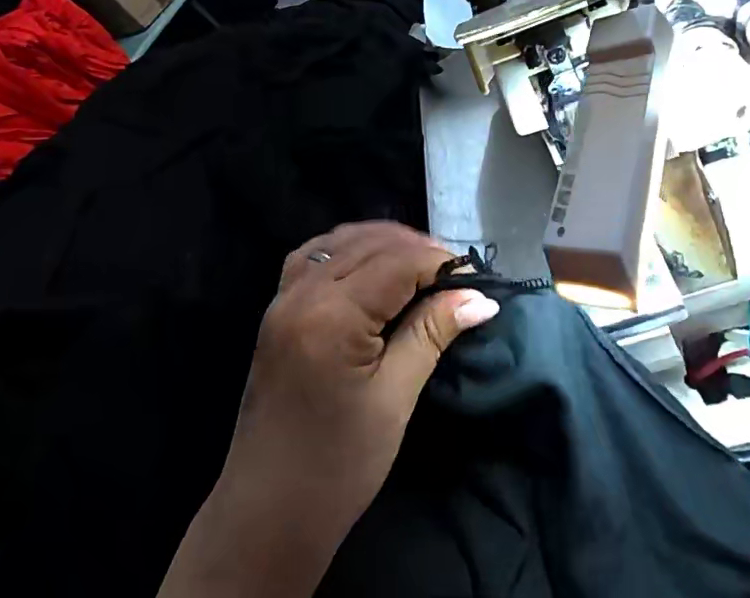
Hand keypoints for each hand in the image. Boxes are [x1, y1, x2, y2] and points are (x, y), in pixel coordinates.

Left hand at [158, 223, 500, 597]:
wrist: (269, 508)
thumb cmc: (339, 464)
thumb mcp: (395, 397)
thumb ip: (431, 334)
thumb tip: (480, 298)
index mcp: (331, 314)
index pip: (394, 261)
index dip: (438, 261)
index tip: (476, 278)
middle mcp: (301, 292)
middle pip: (367, 244)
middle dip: (414, 249)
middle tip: (455, 274)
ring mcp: (282, 298)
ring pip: (338, 242)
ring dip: (381, 245)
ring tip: (421, 267)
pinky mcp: (276, 310)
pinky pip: (313, 258)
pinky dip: (347, 252)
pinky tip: (370, 269)